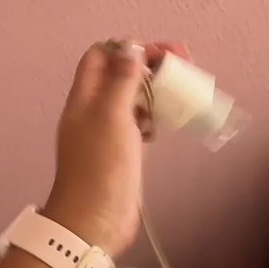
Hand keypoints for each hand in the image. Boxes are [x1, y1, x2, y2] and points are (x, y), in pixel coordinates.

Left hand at [41, 40, 187, 256]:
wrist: (94, 221)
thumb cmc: (101, 167)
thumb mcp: (111, 115)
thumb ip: (121, 80)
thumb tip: (131, 46)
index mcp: (85, 97)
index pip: (101, 55)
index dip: (129, 47)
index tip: (161, 54)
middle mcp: (94, 110)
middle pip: (121, 73)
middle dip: (150, 66)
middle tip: (183, 66)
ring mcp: (108, 132)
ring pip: (133, 98)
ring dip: (154, 92)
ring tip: (178, 95)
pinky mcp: (123, 151)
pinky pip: (139, 123)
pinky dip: (153, 118)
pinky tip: (162, 126)